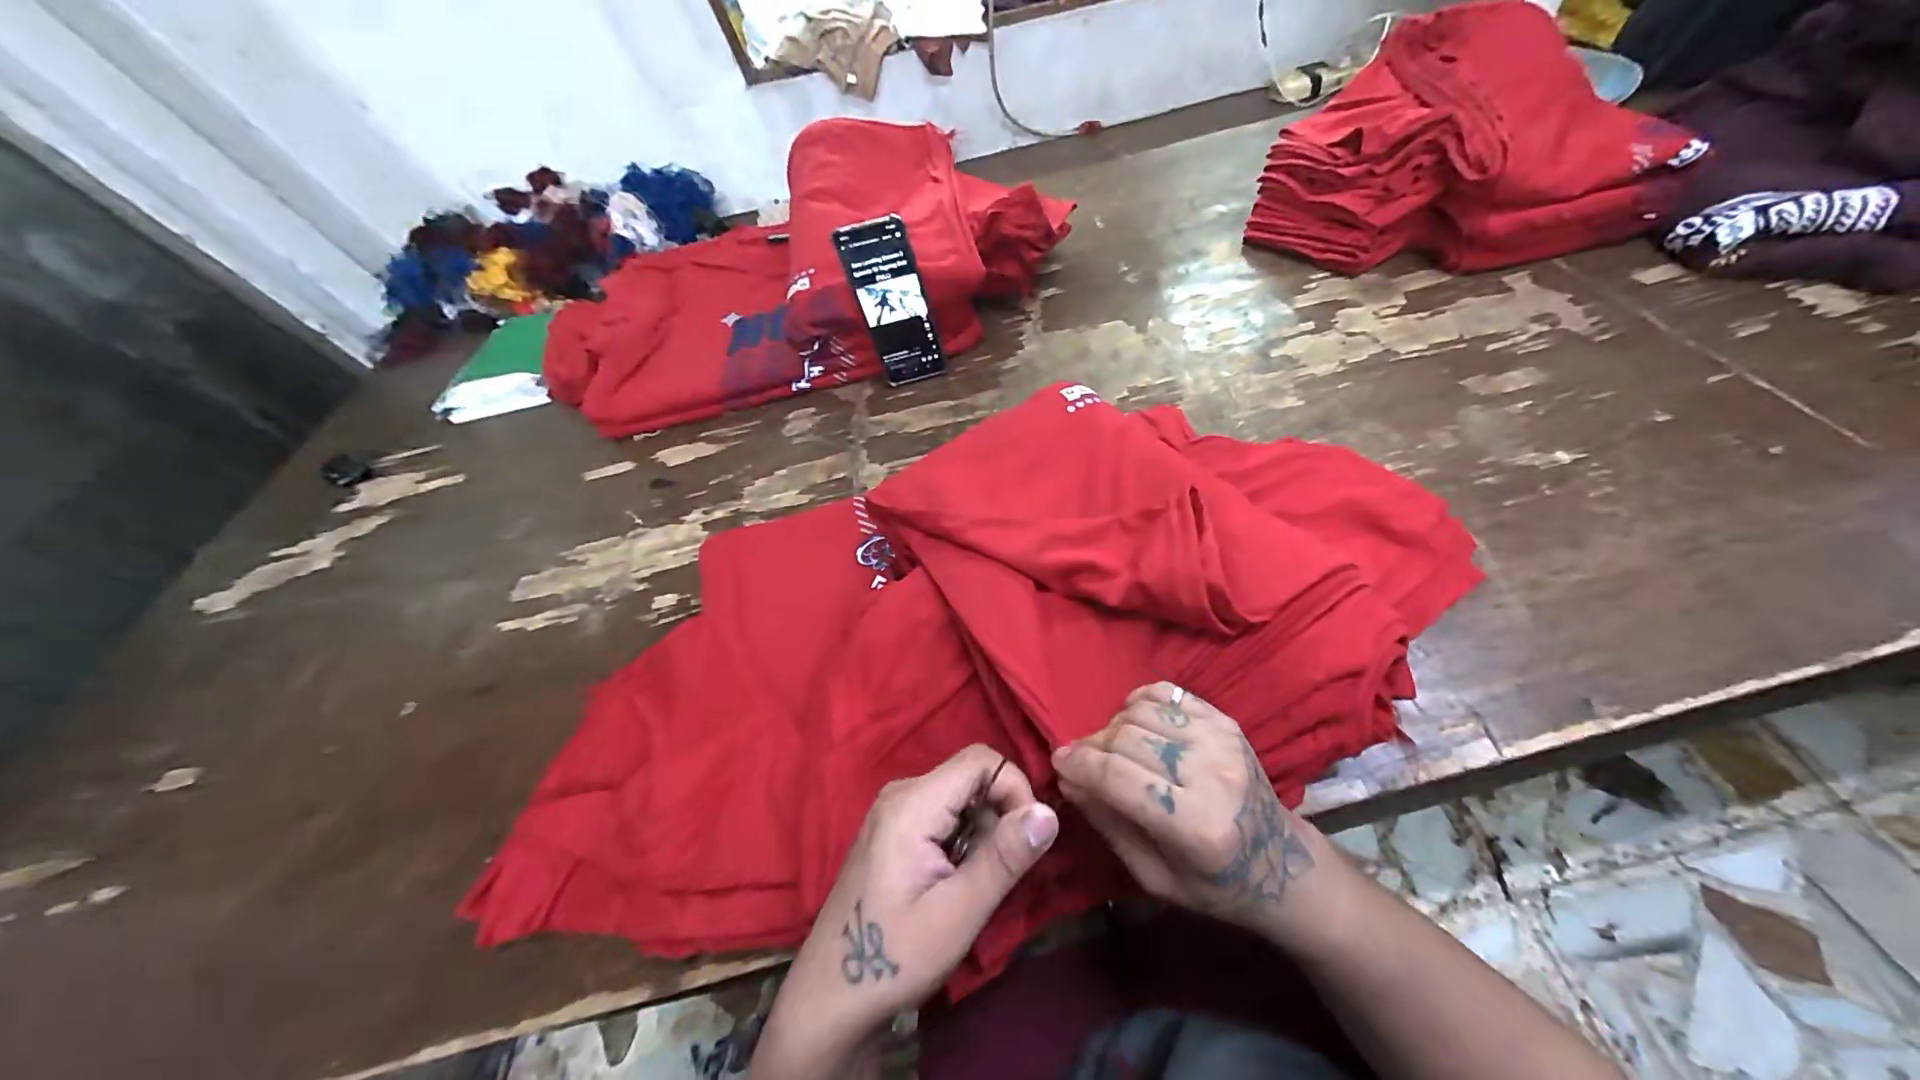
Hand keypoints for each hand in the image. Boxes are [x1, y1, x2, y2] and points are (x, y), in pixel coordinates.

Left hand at [752, 745, 1059, 1079]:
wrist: (832, 996)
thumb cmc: (895, 957)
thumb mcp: (958, 913)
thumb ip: (1004, 858)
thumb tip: (1049, 811)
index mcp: (912, 804)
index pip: (980, 760)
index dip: (1015, 788)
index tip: (1026, 839)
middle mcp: (901, 793)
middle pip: (971, 776)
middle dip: (999, 814)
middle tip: (996, 872)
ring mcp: (893, 810)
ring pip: (960, 796)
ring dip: (983, 830)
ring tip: (971, 883)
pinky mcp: (893, 828)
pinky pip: (942, 812)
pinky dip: (963, 838)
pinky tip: (952, 880)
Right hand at [1053, 683, 1329, 942]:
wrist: (1284, 866)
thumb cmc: (1215, 885)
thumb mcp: (1154, 877)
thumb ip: (1109, 825)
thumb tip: (1068, 779)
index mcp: (1196, 826)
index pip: (1118, 777)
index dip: (1078, 764)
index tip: (1057, 762)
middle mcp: (1212, 776)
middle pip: (1126, 739)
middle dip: (1091, 746)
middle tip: (1080, 760)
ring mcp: (1223, 742)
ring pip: (1143, 711)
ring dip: (1114, 725)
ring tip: (1112, 748)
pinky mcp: (1227, 723)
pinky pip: (1168, 693)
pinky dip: (1141, 702)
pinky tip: (1136, 724)